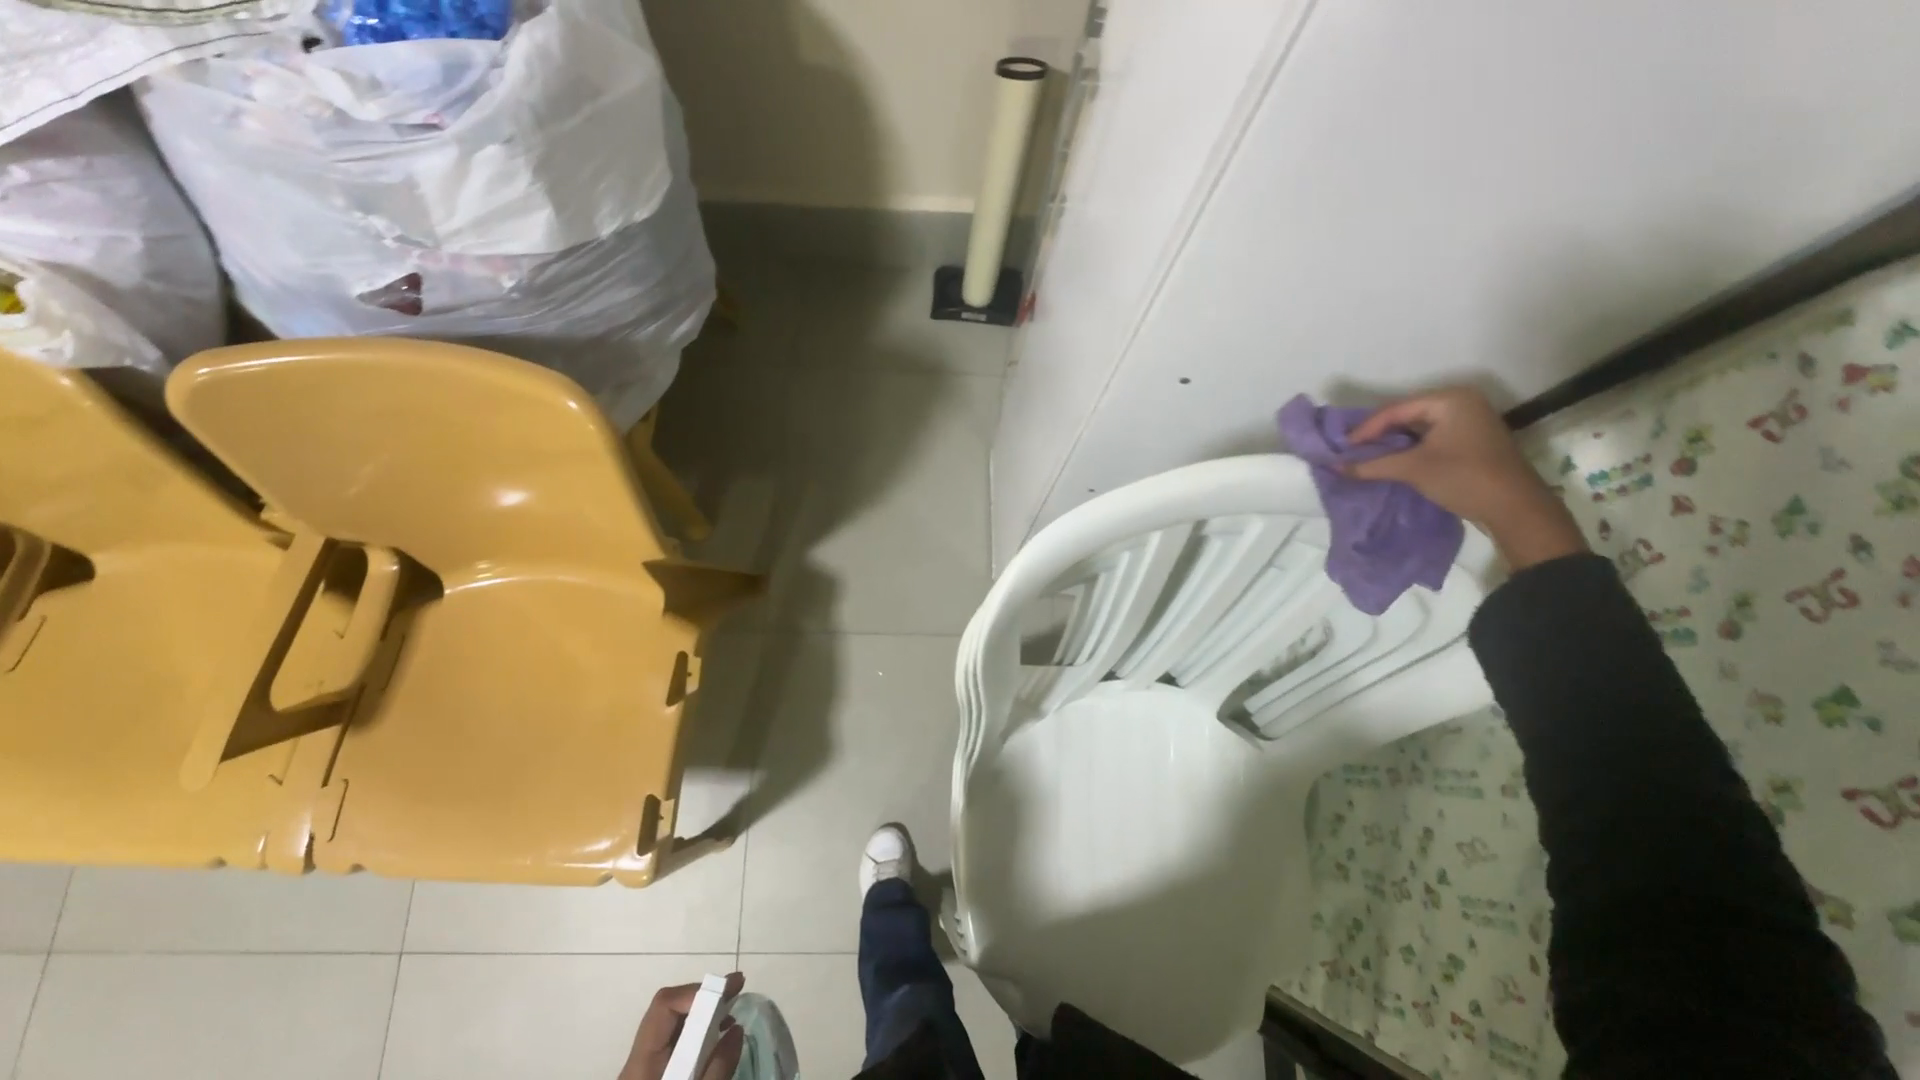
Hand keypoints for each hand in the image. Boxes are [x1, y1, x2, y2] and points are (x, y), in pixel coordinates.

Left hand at [617, 972, 745, 1079]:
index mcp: (642, 1059)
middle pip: (669, 1007)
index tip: (727, 991)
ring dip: (702, 1011)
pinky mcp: (651, 1069)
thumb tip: (737, 1029)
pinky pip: (673, 1038)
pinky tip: (716, 1034)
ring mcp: (643, 1061)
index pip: (664, 1004)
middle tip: (737, 987)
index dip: (696, 992)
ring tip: (732, 1008)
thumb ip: (718, 1066)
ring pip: (672, 1021)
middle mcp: (639, 1054)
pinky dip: (696, 1030)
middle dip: (704, 996)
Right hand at [1346, 388, 1588, 570]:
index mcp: (1450, 399)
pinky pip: (1432, 437)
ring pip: (1419, 427)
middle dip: (1379, 434)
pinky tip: (1393, 461)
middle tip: (1352, 451)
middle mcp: (1462, 402)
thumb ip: (1372, 464)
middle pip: (1407, 414)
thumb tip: (1335, 466)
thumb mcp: (1413, 469)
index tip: (1342, 448)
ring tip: (1367, 457)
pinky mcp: (1472, 439)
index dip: (1366, 429)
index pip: (1396, 409)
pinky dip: (1411, 448)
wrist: (1515, 507)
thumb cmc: (1464, 477)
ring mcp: (1470, 420)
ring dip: (1394, 443)